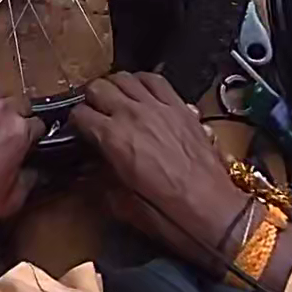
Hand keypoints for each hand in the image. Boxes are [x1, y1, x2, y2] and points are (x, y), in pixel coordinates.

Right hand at [69, 72, 247, 262]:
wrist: (216, 214)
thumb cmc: (171, 213)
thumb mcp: (123, 204)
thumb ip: (101, 181)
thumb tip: (91, 171)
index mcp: (113, 138)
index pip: (79, 113)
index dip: (76, 121)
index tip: (80, 128)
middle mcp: (132, 115)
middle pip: (97, 87)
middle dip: (90, 98)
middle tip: (93, 110)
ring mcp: (158, 107)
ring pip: (123, 77)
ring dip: (114, 86)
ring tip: (115, 97)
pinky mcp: (180, 107)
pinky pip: (156, 80)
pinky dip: (143, 82)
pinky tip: (142, 91)